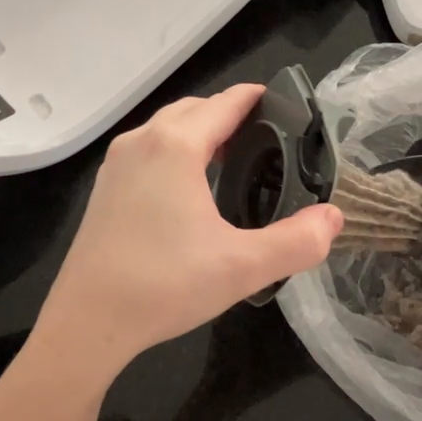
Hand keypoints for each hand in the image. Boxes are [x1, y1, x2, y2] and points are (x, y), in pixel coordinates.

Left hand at [38, 84, 343, 371]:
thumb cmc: (164, 285)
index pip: (226, 103)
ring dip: (201, 134)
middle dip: (231, 115)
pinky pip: (148, 152)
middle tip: (269, 141)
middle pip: (195, 109)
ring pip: (167, 130)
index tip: (290, 109)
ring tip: (235, 161)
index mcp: (176, 146)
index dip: (260, 99)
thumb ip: (297, 242)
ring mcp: (116, 165)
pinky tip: (192, 191)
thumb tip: (333, 219)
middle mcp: (142, 142)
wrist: (87, 321)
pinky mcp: (105, 190)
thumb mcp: (243, 267)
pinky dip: (176, 154)